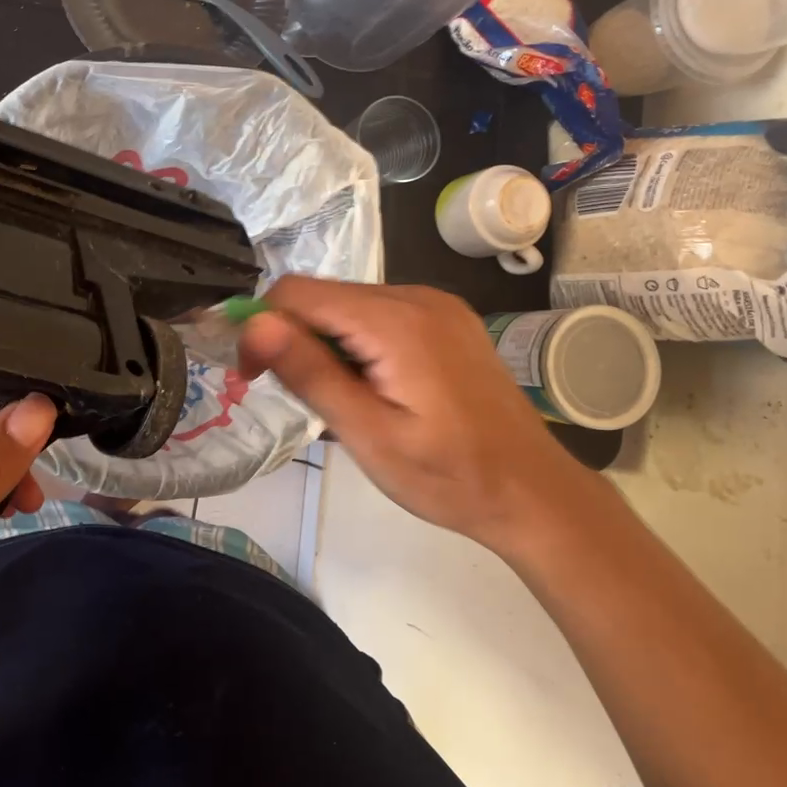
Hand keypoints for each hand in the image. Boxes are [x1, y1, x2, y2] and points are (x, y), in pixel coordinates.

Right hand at [238, 278, 588, 556]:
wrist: (534, 493)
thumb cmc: (448, 475)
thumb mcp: (368, 433)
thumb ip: (310, 372)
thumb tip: (253, 323)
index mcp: (396, 321)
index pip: (296, 292)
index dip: (261, 325)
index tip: (252, 376)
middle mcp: (416, 296)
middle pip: (322, 296)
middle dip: (291, 336)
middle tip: (293, 396)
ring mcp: (437, 305)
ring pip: (347, 304)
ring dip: (323, 341)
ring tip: (337, 399)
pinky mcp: (447, 319)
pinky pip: (378, 313)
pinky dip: (355, 341)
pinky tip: (369, 385)